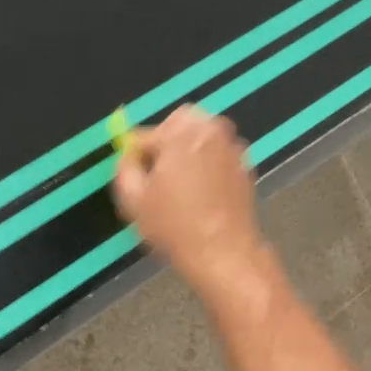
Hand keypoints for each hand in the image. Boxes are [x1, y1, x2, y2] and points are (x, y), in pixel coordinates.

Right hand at [112, 106, 263, 284]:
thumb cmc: (173, 226)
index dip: (136, 154)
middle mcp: (210, 131)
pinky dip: (208, 163)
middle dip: (167, 139)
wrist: (222, 250)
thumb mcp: (133, 201)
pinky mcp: (245, 164)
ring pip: (204, 134)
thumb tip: (128, 157)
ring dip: (189, 149)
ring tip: (180, 182)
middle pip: (182, 120)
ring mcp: (232, 147)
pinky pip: (219, 153)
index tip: (134, 172)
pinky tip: (201, 193)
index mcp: (179, 135)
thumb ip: (124, 169)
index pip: (147, 134)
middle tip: (158, 171)